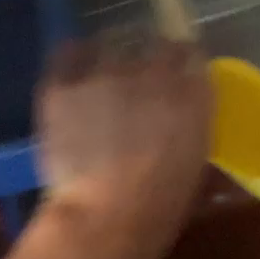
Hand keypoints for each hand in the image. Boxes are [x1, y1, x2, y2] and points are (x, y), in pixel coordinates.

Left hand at [35, 33, 211, 250]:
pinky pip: (68, 53)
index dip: (183, 62)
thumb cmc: (163, 203)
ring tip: (106, 76)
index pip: (191, 54)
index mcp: (192, 95)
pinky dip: (75, 58)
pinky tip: (77, 74)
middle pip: (153, 43)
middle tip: (142, 79)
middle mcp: (152, 73)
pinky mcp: (63, 85)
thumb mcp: (196, 164)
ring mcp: (104, 74)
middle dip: (150, 57)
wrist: (109, 215)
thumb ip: (193, 129)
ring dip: (113, 57)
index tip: (179, 74)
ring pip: (110, 44)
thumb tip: (185, 121)